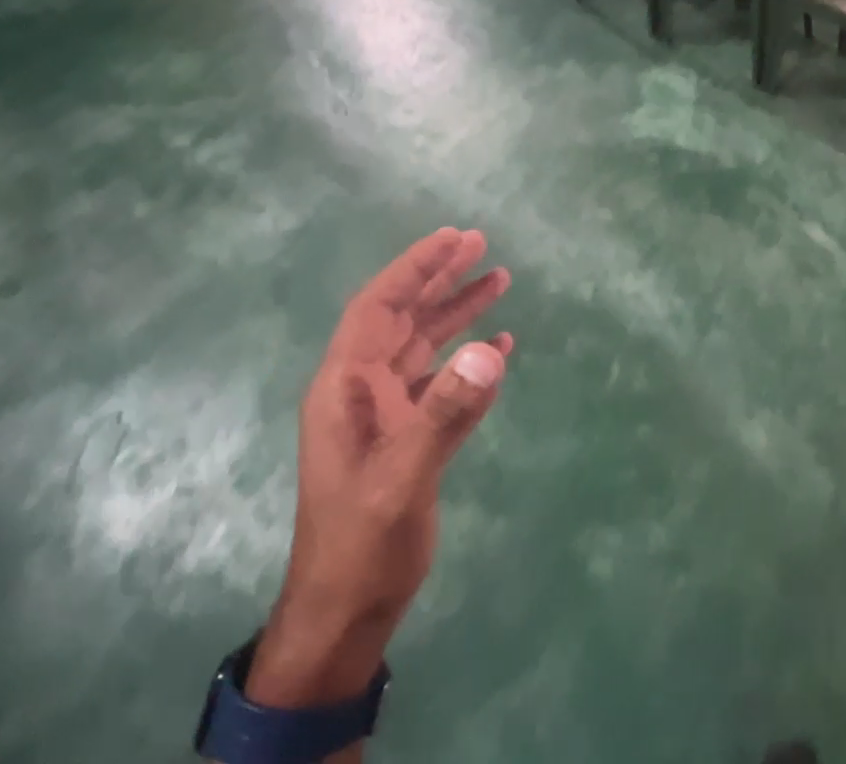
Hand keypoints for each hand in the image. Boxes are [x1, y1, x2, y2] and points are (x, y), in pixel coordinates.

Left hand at [245, 229, 512, 710]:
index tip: (453, 238)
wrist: (347, 607)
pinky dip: (469, 361)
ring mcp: (385, 416)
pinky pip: (440, 384)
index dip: (414, 269)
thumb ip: (444, 414)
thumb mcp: (403, 478)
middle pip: (402, 318)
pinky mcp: (408, 439)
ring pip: (424, 348)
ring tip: (500, 279)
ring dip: (457, 313)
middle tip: (480, 243)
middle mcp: (362, 392)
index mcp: (346, 389)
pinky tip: (499, 348)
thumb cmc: (363, 543)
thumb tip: (489, 349)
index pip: (379, 309)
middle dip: (439, 279)